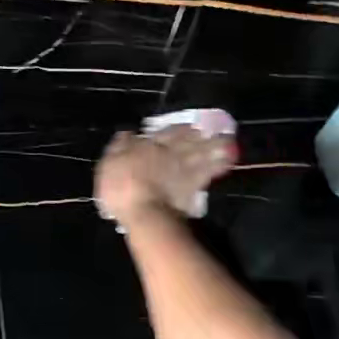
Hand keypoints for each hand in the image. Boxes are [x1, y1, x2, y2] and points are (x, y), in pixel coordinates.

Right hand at [94, 126, 236, 225]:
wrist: (146, 213)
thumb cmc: (123, 187)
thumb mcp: (110, 163)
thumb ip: (120, 146)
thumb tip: (128, 133)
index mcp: (151, 146)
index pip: (167, 133)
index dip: (179, 129)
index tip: (189, 125)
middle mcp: (171, 154)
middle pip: (189, 141)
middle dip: (202, 135)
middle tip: (216, 129)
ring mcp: (185, 171)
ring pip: (203, 154)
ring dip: (216, 147)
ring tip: (228, 143)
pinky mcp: (193, 189)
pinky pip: (208, 175)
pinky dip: (217, 168)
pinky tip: (226, 164)